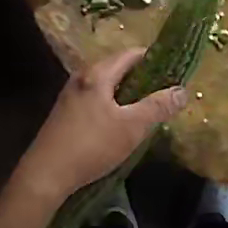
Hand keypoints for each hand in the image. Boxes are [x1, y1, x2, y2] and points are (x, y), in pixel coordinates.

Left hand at [12, 48, 187, 202]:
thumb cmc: (91, 145)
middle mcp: (81, 77)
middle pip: (118, 68)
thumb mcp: (131, 128)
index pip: (131, 54)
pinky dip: (112, 104)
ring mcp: (70, 94)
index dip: (154, 59)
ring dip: (127, 94)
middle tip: (164, 94)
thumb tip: (181, 90)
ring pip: (106, 85)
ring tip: (147, 110)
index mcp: (97, 74)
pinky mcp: (65, 112)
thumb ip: (157, 107)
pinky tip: (120, 124)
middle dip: (143, 78)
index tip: (174, 72)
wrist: (46, 173)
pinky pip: (95, 99)